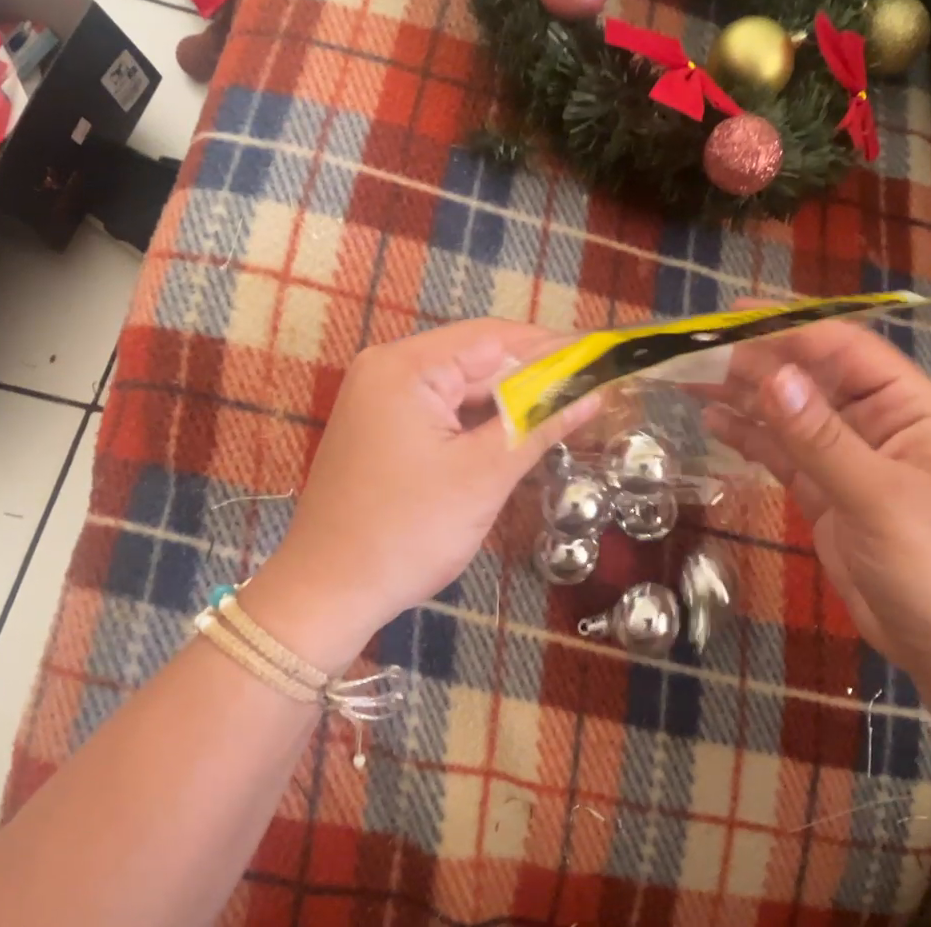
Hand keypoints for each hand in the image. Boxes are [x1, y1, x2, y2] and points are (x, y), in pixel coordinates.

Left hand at [242, 319, 599, 672]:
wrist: (328, 593)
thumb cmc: (407, 532)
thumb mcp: (483, 476)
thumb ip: (539, 425)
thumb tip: (593, 393)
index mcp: (405, 367)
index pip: (493, 337)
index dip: (551, 347)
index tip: (602, 359)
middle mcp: (386, 370)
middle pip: (475, 360)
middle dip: (532, 377)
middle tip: (592, 391)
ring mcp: (378, 400)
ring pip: (459, 389)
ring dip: (508, 402)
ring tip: (565, 413)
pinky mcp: (379, 430)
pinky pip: (439, 412)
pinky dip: (477, 423)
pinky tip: (517, 434)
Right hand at [702, 310, 930, 677]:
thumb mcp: (878, 498)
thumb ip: (820, 438)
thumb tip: (770, 377)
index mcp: (907, 407)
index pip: (841, 349)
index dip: (787, 327)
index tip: (730, 316)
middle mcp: (876, 422)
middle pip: (808, 376)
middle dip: (754, 361)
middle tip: (692, 350)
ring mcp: (848, 458)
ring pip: (788, 413)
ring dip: (743, 396)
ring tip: (690, 380)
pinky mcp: (826, 493)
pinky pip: (782, 453)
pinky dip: (749, 437)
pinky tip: (714, 421)